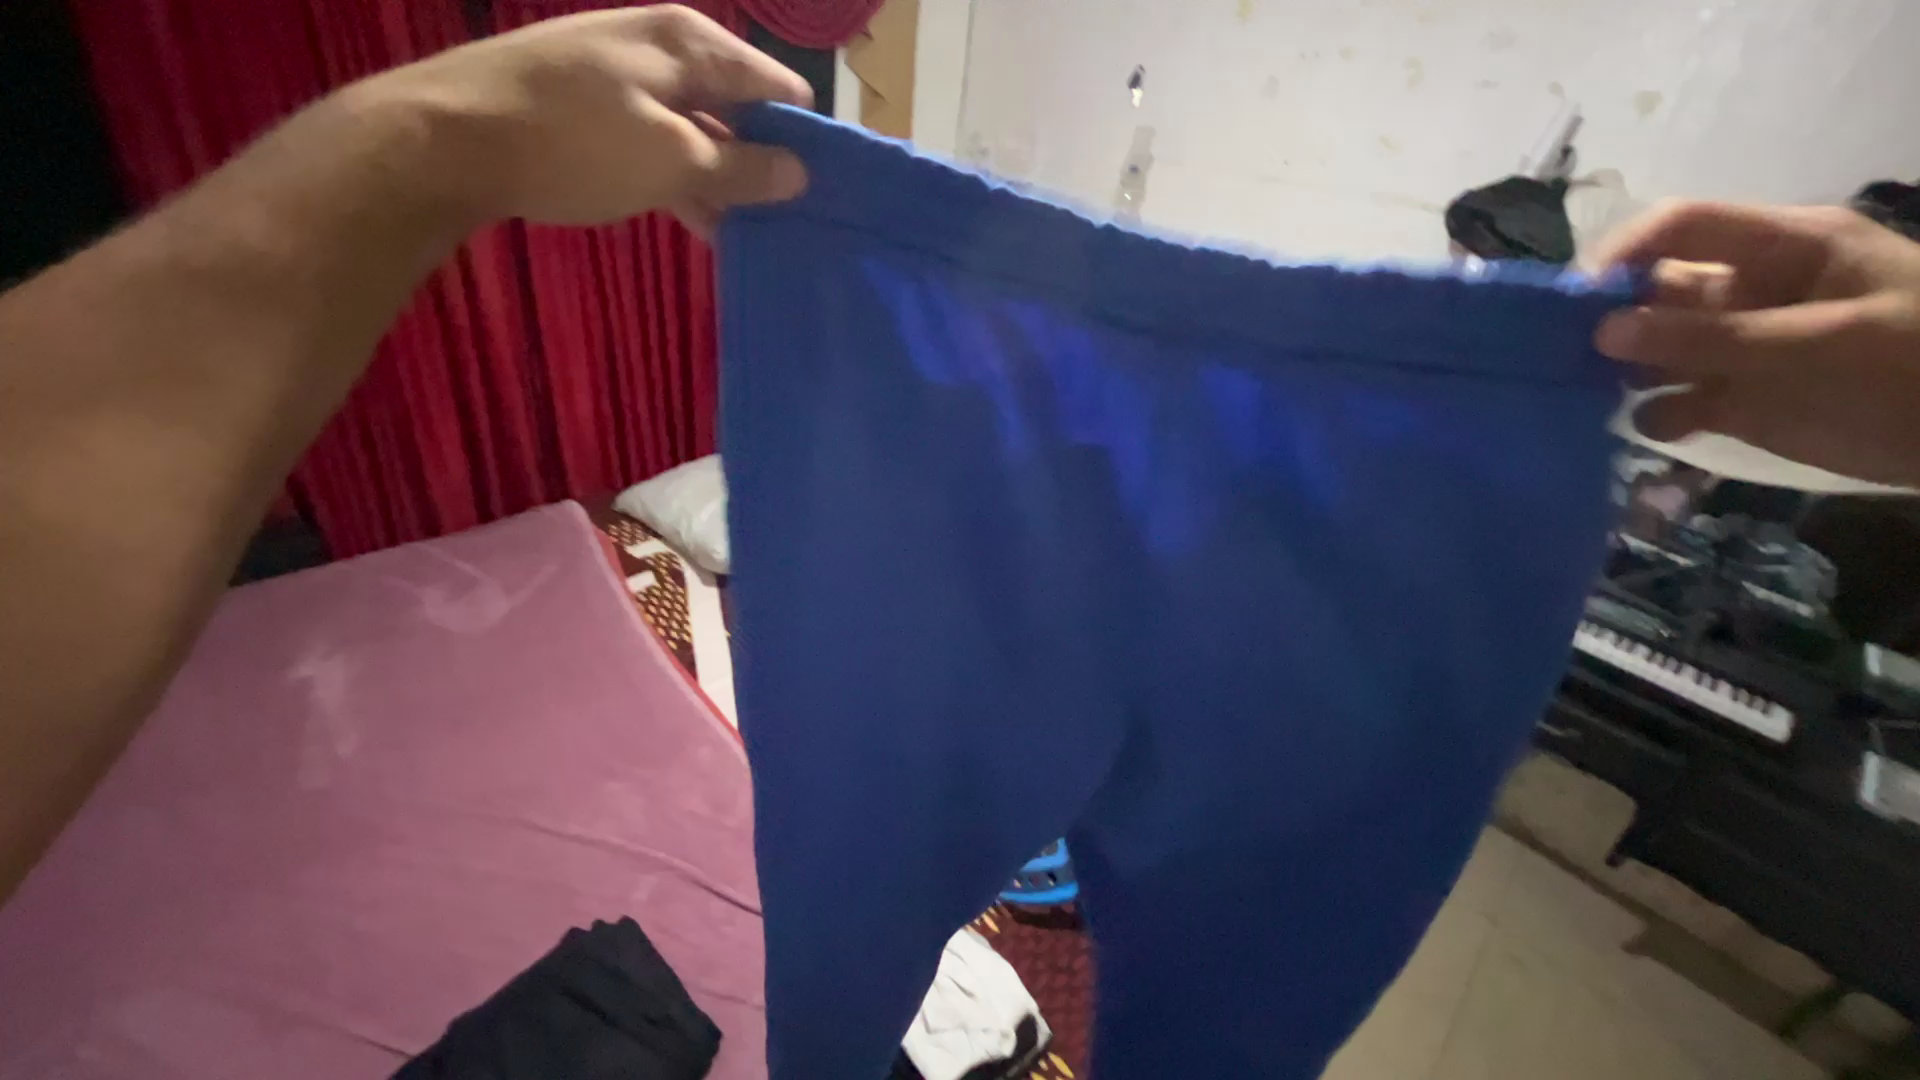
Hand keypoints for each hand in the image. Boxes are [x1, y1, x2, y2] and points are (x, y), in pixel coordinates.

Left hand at [348, 5, 811, 232]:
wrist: (450, 138)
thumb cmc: (577, 143)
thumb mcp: (673, 160)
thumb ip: (743, 167)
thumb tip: (800, 171)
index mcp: (693, 43)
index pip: (777, 87)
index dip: (803, 138)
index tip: (821, 192)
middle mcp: (664, 48)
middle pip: (741, 109)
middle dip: (765, 164)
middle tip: (789, 223)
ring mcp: (628, 77)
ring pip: (702, 132)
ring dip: (725, 181)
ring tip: (750, 234)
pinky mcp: (599, 109)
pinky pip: (663, 144)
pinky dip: (685, 181)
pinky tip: (701, 224)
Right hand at [1590, 201, 1919, 485]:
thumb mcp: (1824, 341)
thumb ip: (1710, 337)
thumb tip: (1602, 331)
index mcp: (1780, 249)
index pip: (1678, 228)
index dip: (1622, 254)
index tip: (1573, 302)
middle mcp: (1744, 292)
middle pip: (1649, 292)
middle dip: (1602, 320)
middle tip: (1555, 356)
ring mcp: (1733, 348)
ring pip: (1647, 351)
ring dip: (1613, 372)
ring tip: (1580, 397)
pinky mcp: (1730, 401)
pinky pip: (1665, 404)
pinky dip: (1646, 416)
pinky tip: (1642, 429)